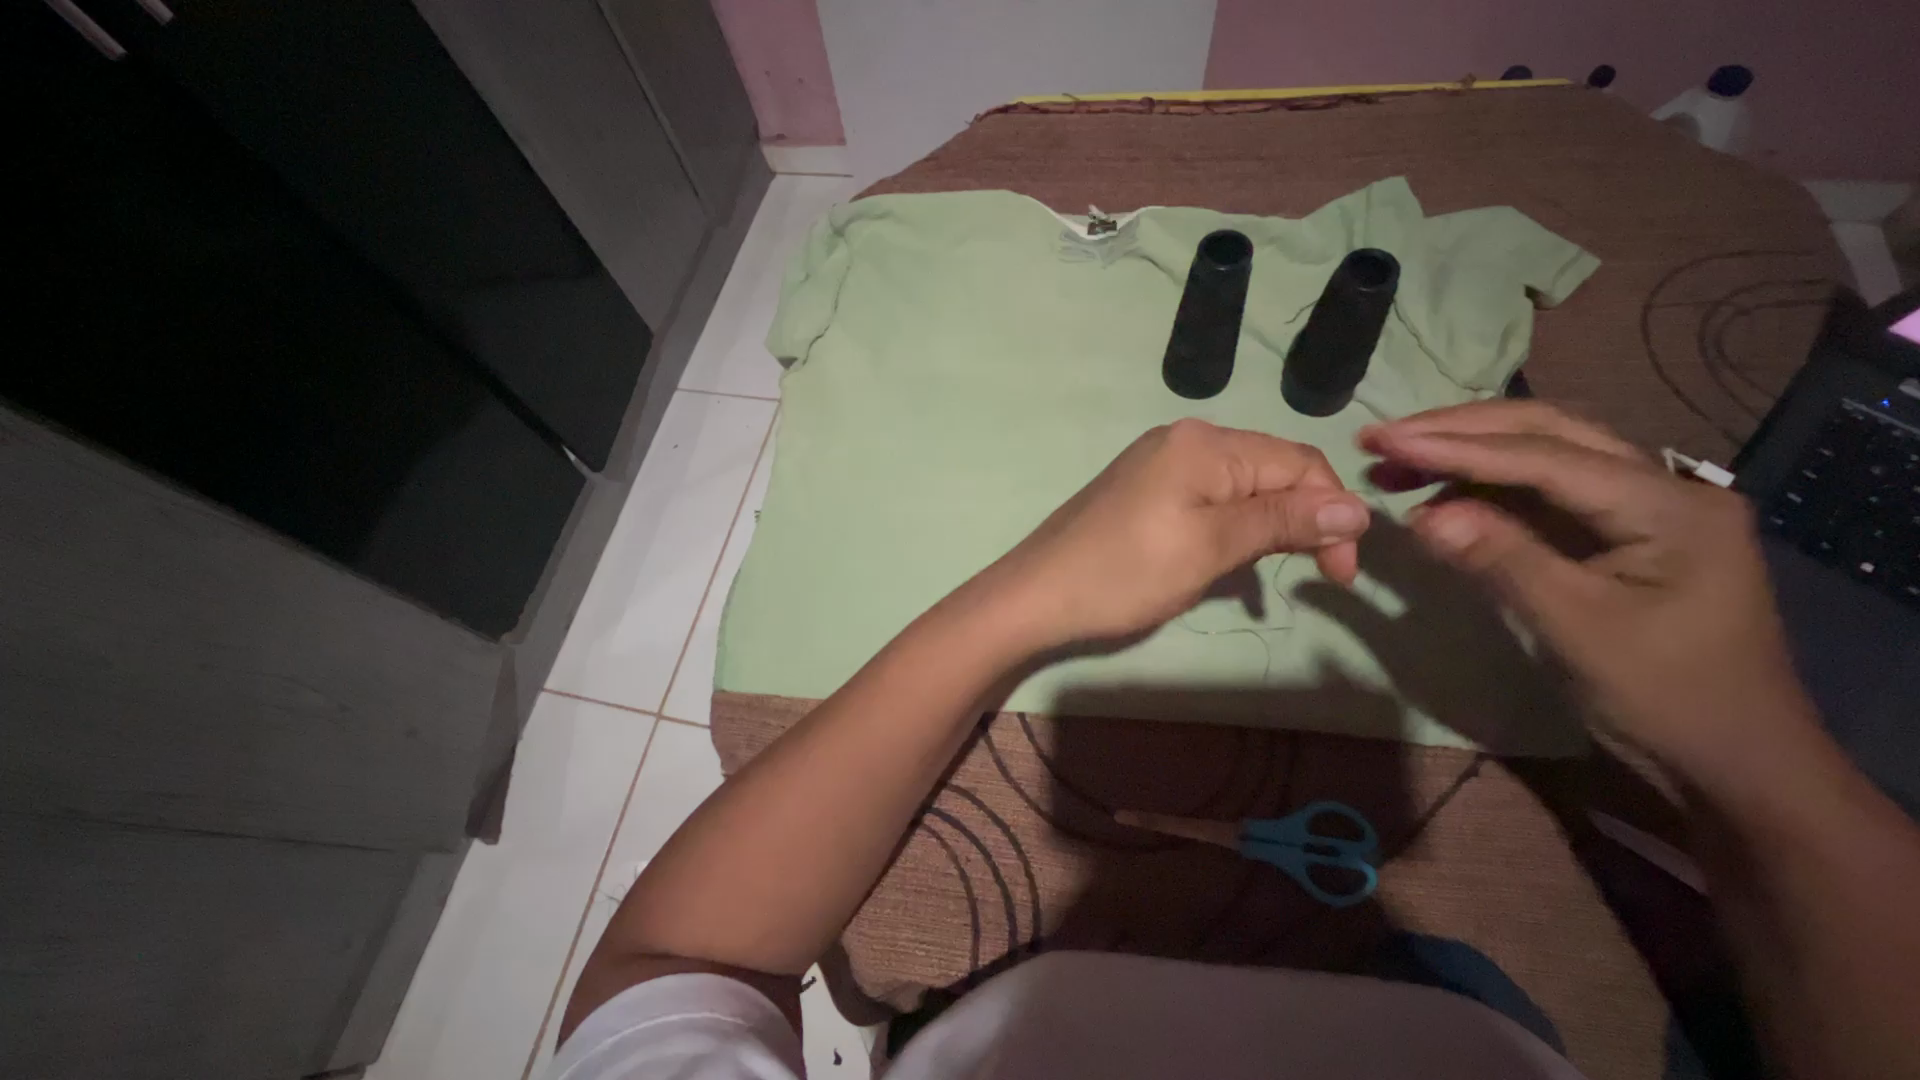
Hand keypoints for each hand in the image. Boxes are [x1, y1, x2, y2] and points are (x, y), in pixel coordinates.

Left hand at [982, 418, 1370, 649]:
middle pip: (1272, 471)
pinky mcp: (1143, 490)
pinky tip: (1229, 565)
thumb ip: (1283, 521)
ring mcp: (1159, 463)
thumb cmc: (1125, 573)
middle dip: (1302, 520)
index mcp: (1205, 443)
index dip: (1332, 513)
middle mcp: (1184, 439)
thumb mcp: (1211, 548)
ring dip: (1267, 528)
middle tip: (1316, 577)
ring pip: (1241, 488)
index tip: (1341, 574)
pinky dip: (1229, 531)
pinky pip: (1207, 500)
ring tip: (1268, 575)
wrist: (1035, 595)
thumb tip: (1358, 508)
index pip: (1299, 462)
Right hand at [1360, 401, 1813, 769]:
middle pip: (1548, 434)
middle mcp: (1662, 487)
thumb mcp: (1577, 628)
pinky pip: (1544, 497)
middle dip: (1459, 432)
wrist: (1734, 761)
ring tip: (1396, 467)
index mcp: (1669, 504)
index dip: (1456, 447)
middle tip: (1382, 439)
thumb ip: (1501, 561)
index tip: (1382, 441)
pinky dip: (1486, 494)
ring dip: (1469, 458)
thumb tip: (1419, 517)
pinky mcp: (1618, 536)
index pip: (1545, 457)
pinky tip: (1441, 501)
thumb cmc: (1667, 697)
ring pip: (1544, 459)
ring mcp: (1641, 510)